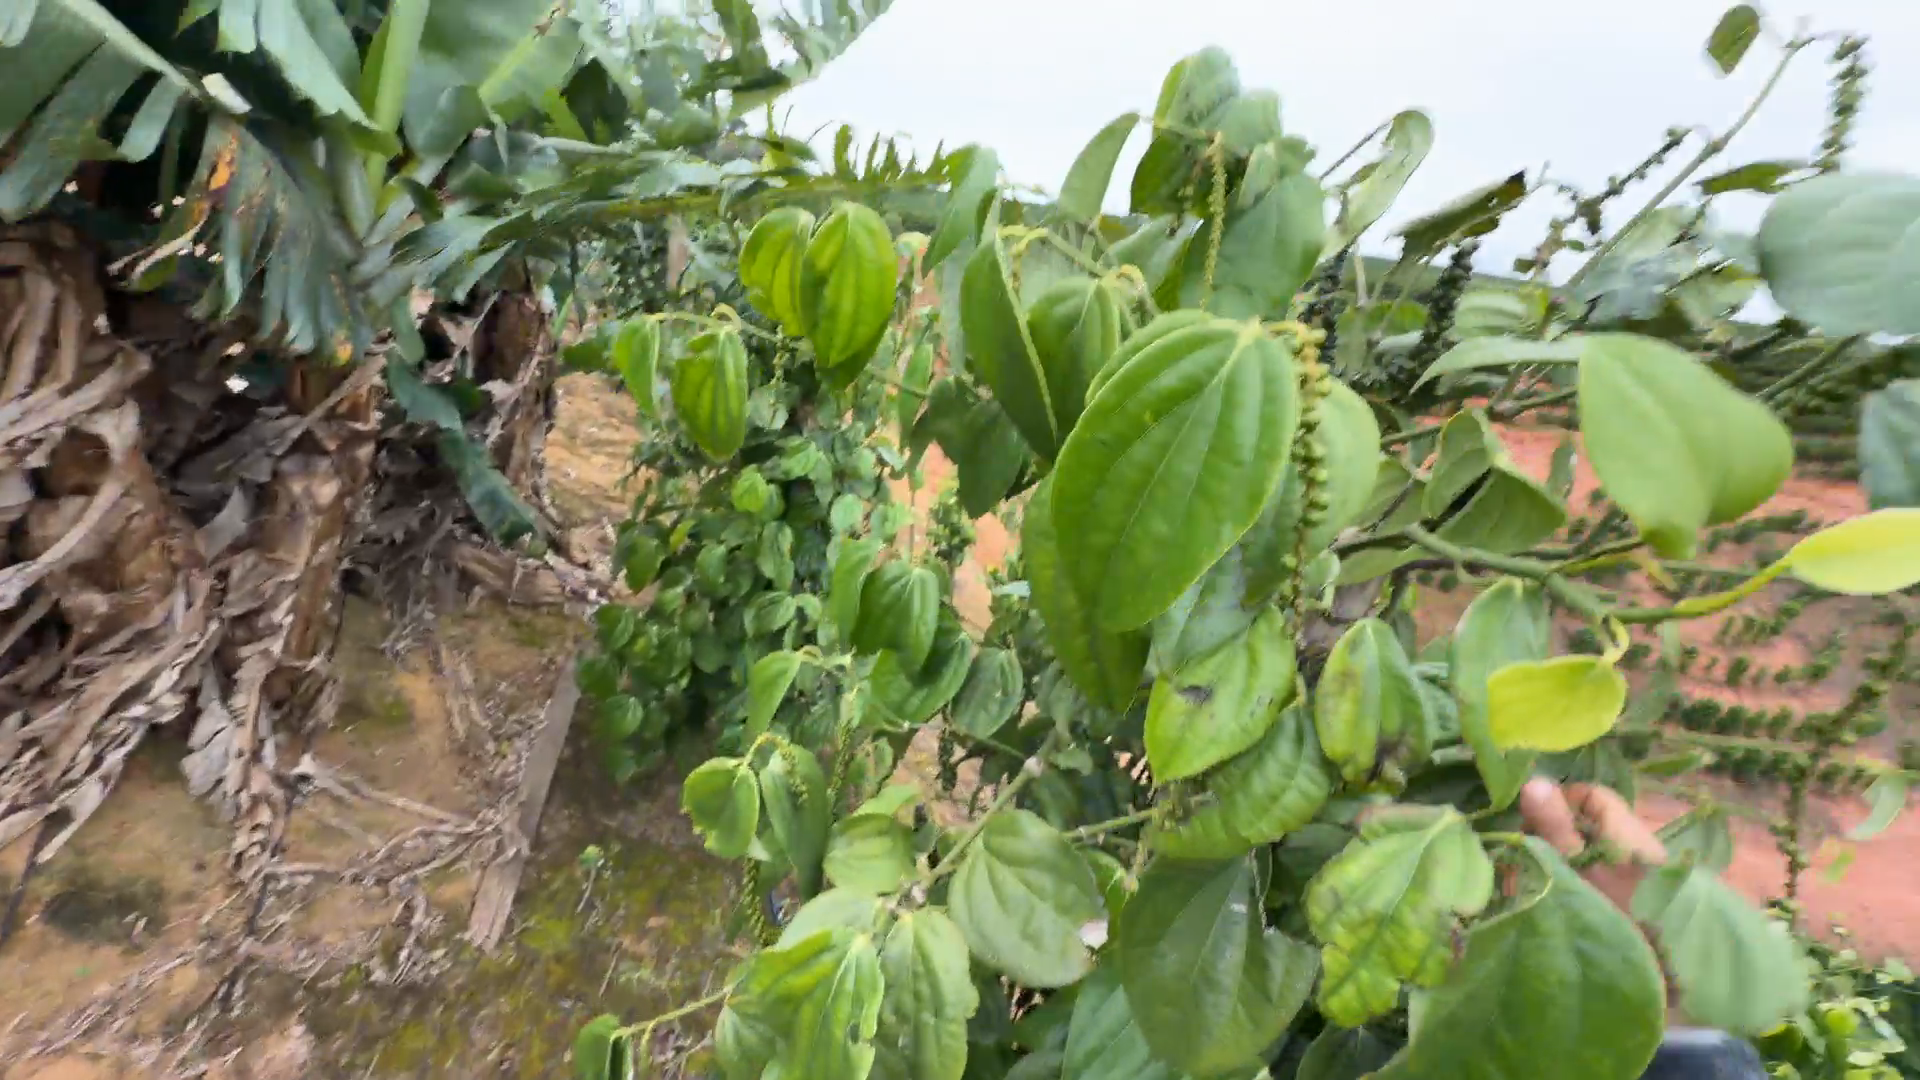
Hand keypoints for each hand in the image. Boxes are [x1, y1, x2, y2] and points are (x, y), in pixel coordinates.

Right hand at [1518, 777, 1665, 910]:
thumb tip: (1535, 780)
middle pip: (1591, 820)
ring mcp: (1643, 874)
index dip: (1561, 800)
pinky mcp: (1642, 897)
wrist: (1662, 982)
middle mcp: (1641, 847)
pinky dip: (1581, 874)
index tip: (1536, 823)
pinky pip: (1602, 869)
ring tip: (1549, 876)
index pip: (1592, 794)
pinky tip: (1570, 894)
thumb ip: (1554, 824)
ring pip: (1593, 845)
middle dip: (1558, 830)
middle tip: (1537, 853)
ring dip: (1566, 854)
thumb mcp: (1575, 867)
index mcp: (1630, 834)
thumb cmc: (1614, 915)